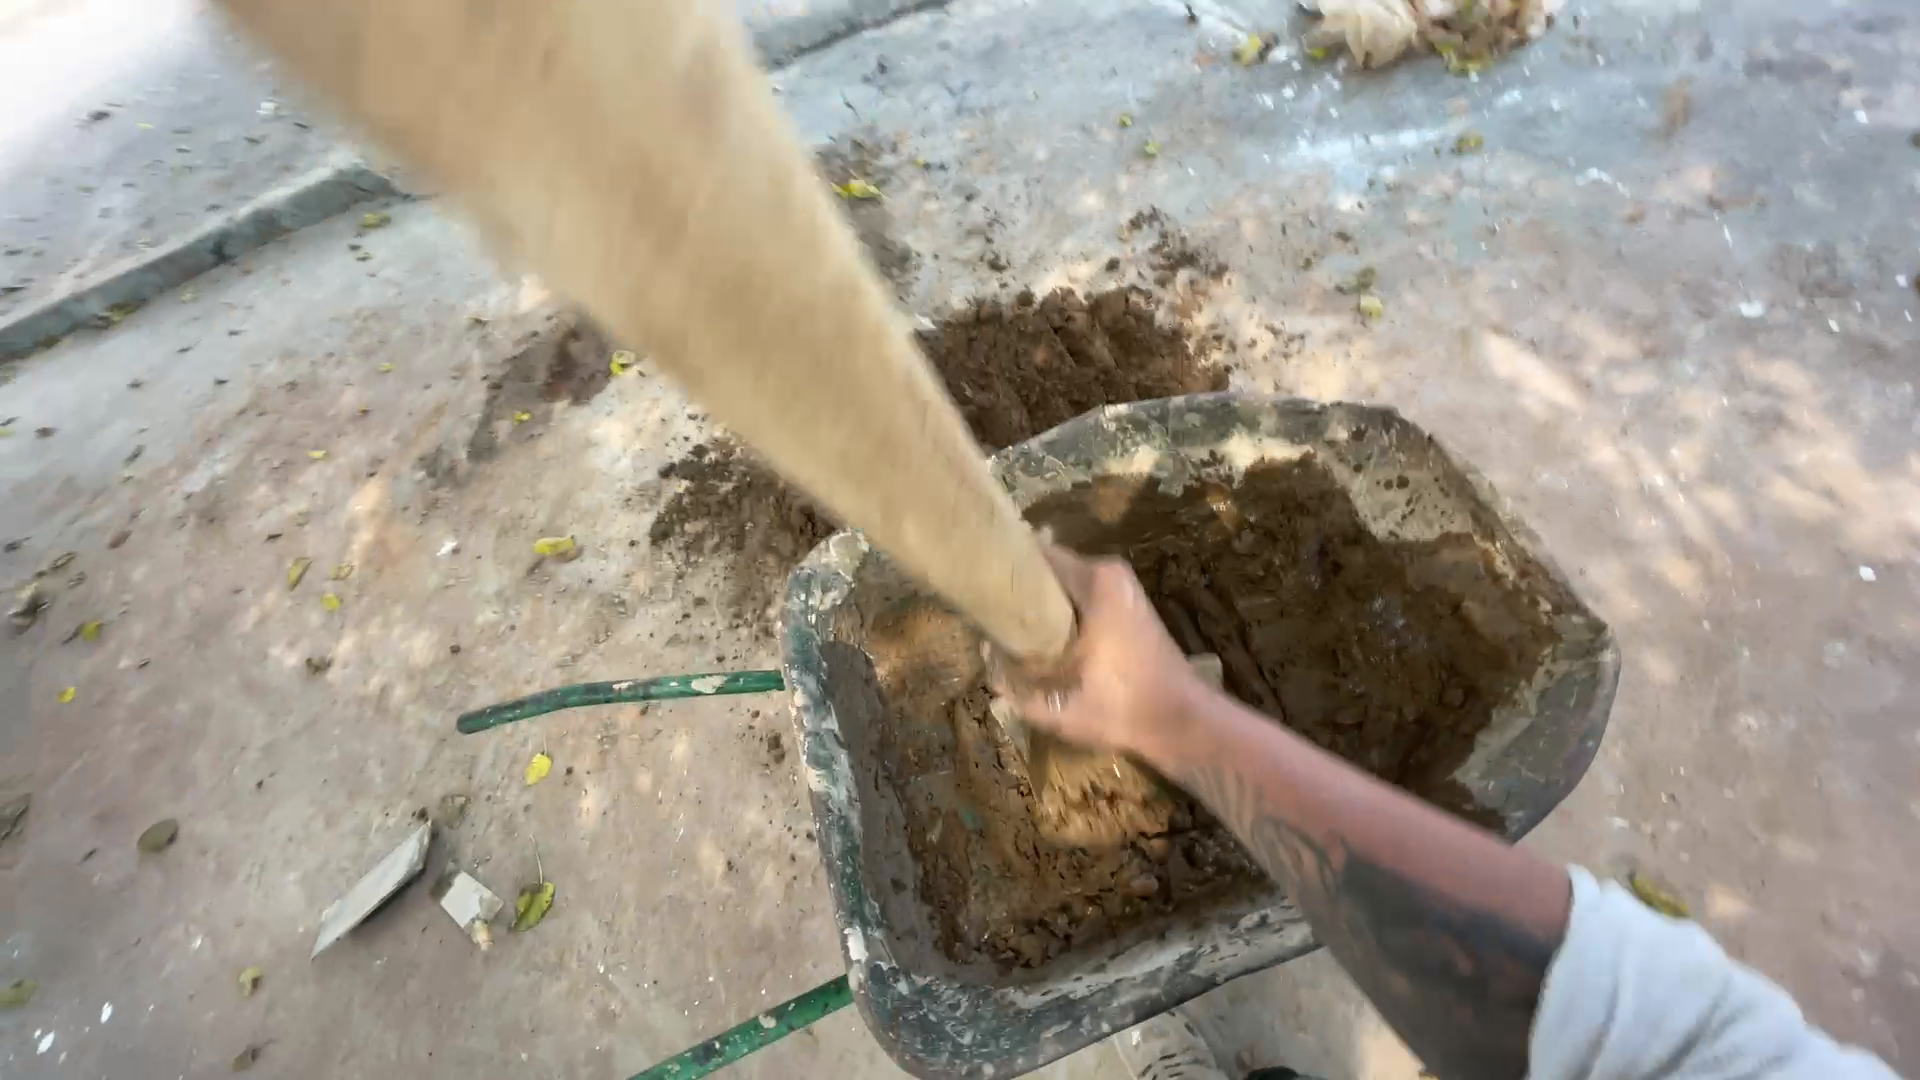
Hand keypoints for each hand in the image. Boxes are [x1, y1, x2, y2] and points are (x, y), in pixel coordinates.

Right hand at [993, 546, 1205, 762]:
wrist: (1180, 722)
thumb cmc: (1120, 707)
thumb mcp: (1055, 705)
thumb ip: (1011, 682)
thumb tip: (984, 653)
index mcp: (1095, 581)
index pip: (1036, 554)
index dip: (1005, 568)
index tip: (978, 586)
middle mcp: (1109, 573)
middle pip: (1050, 567)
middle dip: (1021, 586)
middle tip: (988, 610)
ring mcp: (1123, 586)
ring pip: (1066, 582)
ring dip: (1040, 599)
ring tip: (1008, 621)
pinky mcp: (1128, 604)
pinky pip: (1082, 594)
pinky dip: (1061, 607)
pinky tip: (1041, 633)